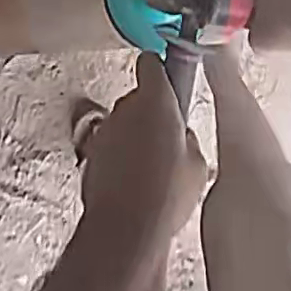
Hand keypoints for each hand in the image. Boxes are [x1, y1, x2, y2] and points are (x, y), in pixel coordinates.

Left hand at [80, 54, 208, 244]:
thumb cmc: (165, 193)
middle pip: (138, 96)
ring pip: (124, 122)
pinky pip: (111, 145)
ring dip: (134, 135)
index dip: (158, 70)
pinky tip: (134, 181)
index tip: (165, 77)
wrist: (125, 226)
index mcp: (155, 99)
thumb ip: (188, 137)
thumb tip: (182, 136)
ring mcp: (106, 128)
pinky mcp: (92, 151)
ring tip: (151, 167)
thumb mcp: (197, 164)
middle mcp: (126, 106)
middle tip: (167, 138)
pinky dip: (119, 156)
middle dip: (150, 111)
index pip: (151, 63)